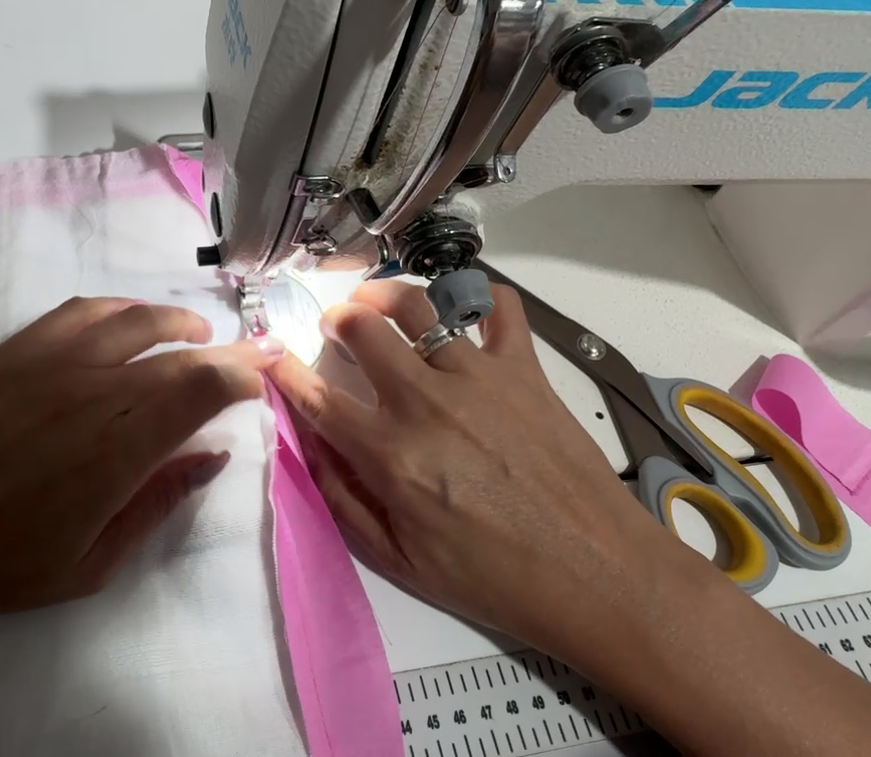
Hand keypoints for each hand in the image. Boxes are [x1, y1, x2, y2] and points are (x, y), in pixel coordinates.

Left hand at [0, 297, 284, 627]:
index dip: (241, 378)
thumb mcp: (91, 564)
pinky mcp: (16, 348)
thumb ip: (158, 503)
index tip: (256, 383)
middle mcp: (93, 390)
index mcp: (118, 448)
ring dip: (175, 322)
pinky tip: (128, 321)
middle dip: (224, 352)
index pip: (202, 390)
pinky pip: (80, 312)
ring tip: (194, 334)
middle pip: (178, 354)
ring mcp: (52, 361)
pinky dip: (118, 310)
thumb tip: (213, 457)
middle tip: (246, 355)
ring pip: (134, 320)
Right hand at [268, 280, 704, 670]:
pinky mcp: (525, 368)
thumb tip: (306, 445)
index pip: (316, 397)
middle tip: (336, 326)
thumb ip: (342, 499)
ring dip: (387, 294)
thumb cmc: (494, 577)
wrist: (598, 574)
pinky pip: (499, 307)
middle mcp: (426, 401)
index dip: (284, 372)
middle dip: (336, 319)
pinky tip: (466, 308)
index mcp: (390, 453)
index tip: (272, 357)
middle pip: (362, 329)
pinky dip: (479, 296)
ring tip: (379, 300)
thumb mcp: (400, 560)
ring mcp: (478, 376)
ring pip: (419, 304)